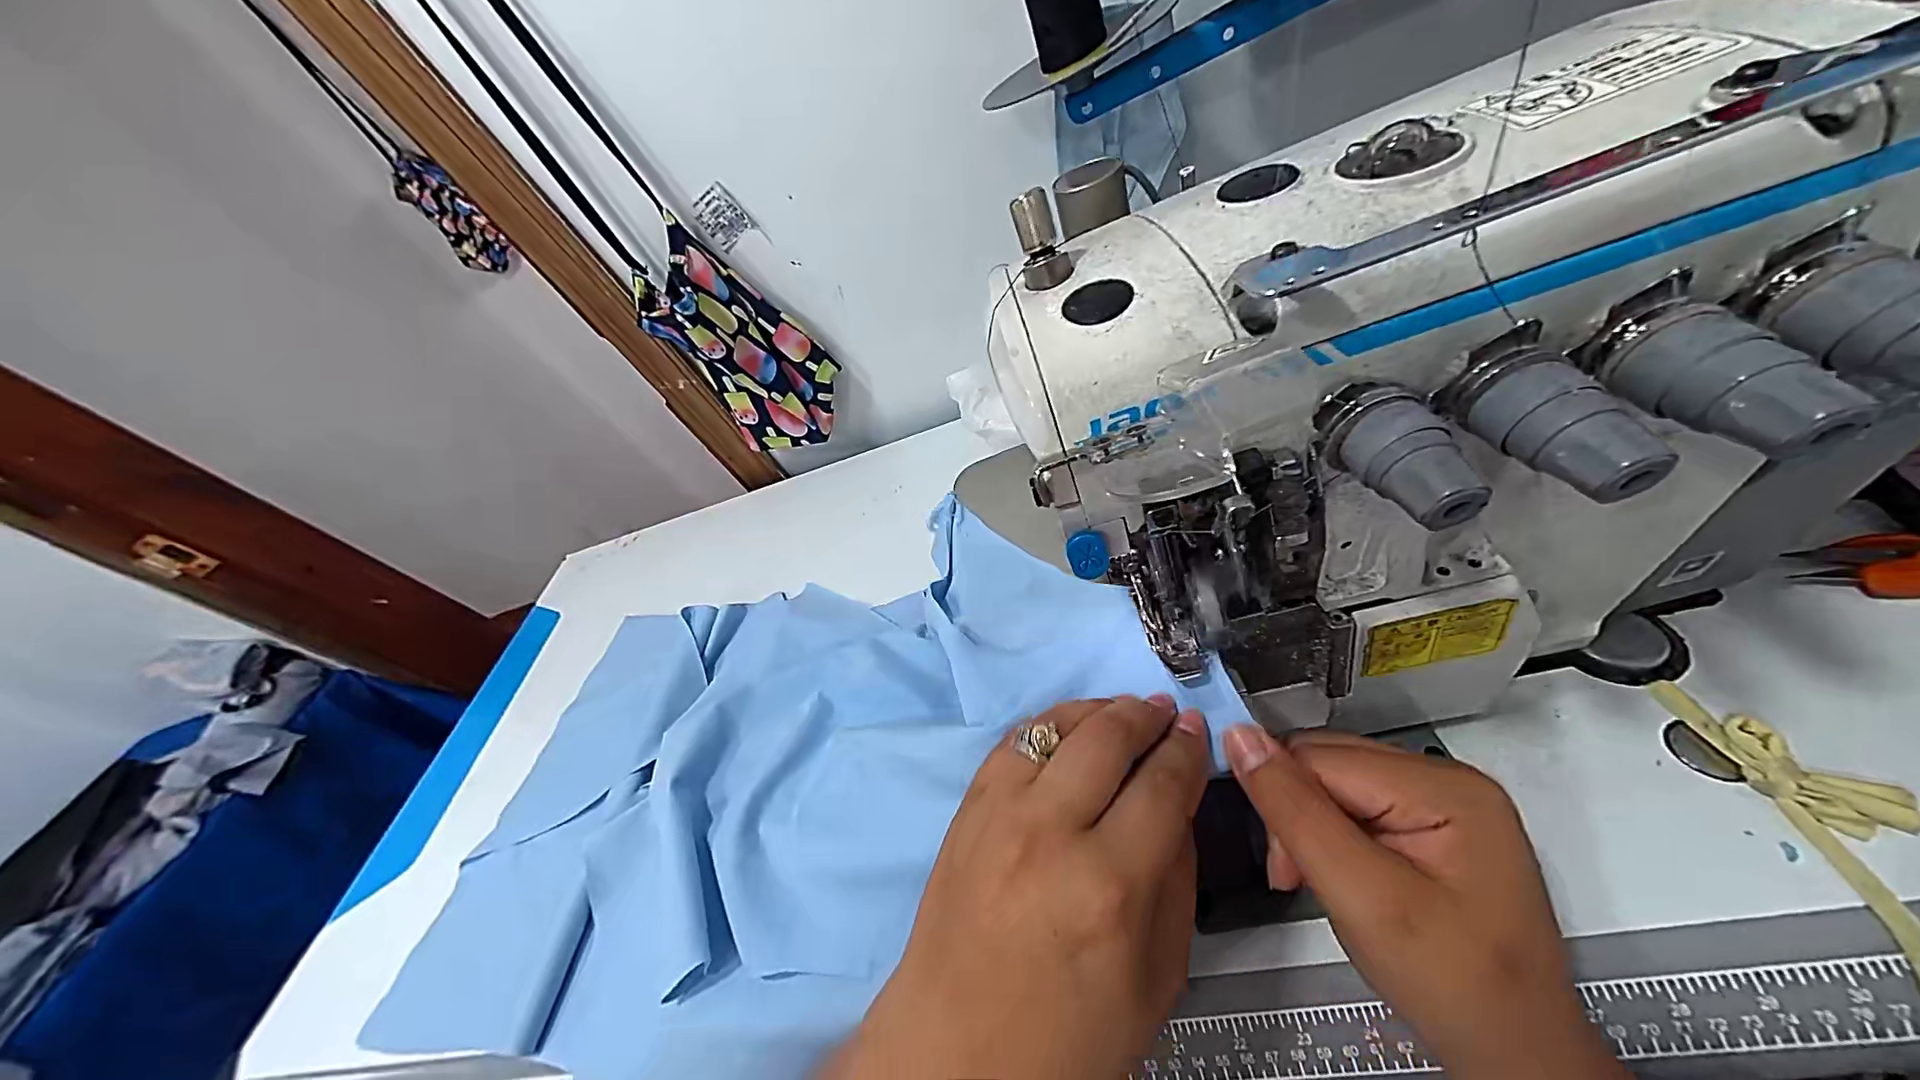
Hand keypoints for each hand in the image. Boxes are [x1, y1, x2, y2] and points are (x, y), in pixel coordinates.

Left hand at [821, 696, 1211, 1079]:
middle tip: (1164, 710)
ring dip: (1096, 709)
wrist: (958, 1048)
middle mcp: (1049, 834)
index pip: (1161, 786)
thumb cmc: (1069, 1034)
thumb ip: (1177, 877)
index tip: (1195, 732)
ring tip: (1122, 710)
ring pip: (1053, 727)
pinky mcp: (965, 811)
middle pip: (1107, 739)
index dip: (1185, 749)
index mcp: (1109, 885)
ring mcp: (998, 815)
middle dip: (1144, 714)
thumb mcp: (1157, 975)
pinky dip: (1046, 726)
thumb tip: (1177, 803)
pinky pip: (1011, 744)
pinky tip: (1068, 732)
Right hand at [1224, 726, 1627, 1079]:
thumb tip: (1240, 737)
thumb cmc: (1451, 982)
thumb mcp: (1361, 895)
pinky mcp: (1429, 823)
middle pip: (1325, 763)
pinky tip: (1336, 873)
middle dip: (1294, 815)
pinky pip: (1351, 804)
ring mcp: (1441, 801)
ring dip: (1306, 827)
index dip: (1284, 802)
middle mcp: (1445, 779)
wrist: (1513, 1053)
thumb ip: (1294, 811)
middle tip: (1295, 875)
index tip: (1283, 867)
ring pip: (1331, 782)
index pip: (1320, 758)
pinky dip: (1327, 836)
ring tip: (1314, 879)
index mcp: (1445, 787)